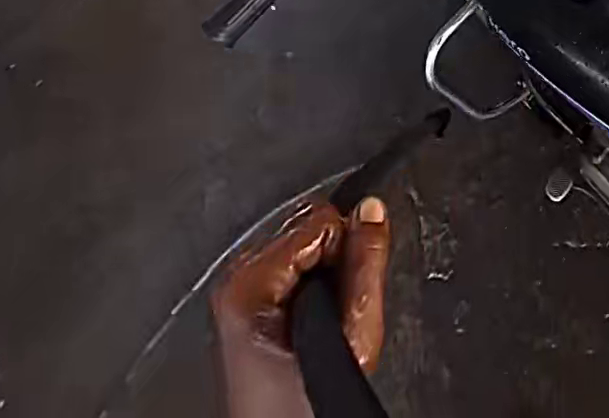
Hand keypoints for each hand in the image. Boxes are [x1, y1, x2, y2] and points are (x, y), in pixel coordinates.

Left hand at [212, 198, 391, 417]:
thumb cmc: (307, 406)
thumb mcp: (355, 337)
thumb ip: (365, 266)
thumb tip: (372, 210)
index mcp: (251, 283)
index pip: (322, 220)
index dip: (348, 253)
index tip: (346, 293)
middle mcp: (237, 278)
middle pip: (307, 225)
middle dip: (334, 257)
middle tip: (336, 310)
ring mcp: (237, 288)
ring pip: (301, 240)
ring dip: (324, 268)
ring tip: (323, 317)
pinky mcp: (244, 297)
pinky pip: (291, 260)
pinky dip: (311, 277)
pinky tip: (312, 316)